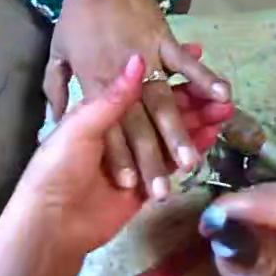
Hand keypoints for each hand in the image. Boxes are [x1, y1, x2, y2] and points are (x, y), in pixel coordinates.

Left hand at [9, 55, 234, 262]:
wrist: (50, 223)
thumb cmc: (57, 167)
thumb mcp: (81, 126)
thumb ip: (112, 97)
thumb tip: (139, 61)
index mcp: (102, 110)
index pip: (142, 84)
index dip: (168, 69)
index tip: (195, 53)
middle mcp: (121, 130)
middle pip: (162, 110)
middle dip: (191, 100)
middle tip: (219, 90)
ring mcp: (134, 158)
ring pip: (171, 134)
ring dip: (197, 122)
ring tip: (224, 111)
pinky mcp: (144, 186)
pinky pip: (172, 163)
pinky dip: (192, 149)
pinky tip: (212, 135)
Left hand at [47, 0, 230, 200]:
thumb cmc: (74, 16)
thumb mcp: (55, 54)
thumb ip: (57, 89)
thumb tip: (57, 117)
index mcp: (91, 83)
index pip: (107, 129)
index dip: (119, 158)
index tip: (129, 186)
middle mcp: (119, 76)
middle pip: (139, 124)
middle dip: (155, 157)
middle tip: (172, 186)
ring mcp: (145, 58)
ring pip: (164, 103)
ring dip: (182, 130)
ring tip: (198, 155)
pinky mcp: (164, 41)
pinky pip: (185, 65)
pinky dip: (205, 79)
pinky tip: (222, 97)